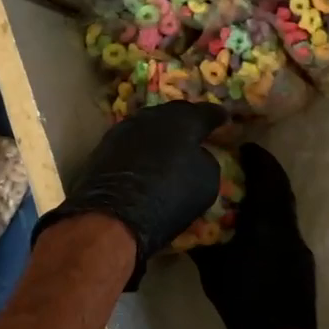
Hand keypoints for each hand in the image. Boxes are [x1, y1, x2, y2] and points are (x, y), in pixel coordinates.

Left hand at [35, 101, 229, 290]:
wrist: (112, 216)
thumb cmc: (169, 196)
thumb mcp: (206, 182)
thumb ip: (206, 160)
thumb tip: (197, 155)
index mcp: (184, 119)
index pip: (206, 112)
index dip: (217, 117)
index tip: (224, 119)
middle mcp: (154, 115)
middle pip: (175, 113)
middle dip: (187, 120)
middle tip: (196, 132)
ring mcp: (125, 129)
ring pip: (150, 124)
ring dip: (161, 133)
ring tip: (169, 146)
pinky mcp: (104, 147)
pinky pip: (131, 141)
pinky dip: (141, 147)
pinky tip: (144, 161)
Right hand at [189, 144, 318, 328]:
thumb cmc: (243, 302)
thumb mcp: (213, 272)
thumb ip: (203, 243)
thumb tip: (185, 222)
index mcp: (266, 221)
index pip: (266, 175)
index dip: (257, 157)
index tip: (242, 147)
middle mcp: (286, 224)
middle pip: (280, 186)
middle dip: (265, 171)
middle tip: (244, 163)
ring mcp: (298, 242)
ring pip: (285, 205)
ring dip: (270, 193)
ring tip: (247, 191)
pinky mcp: (302, 258)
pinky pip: (287, 223)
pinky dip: (274, 214)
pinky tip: (257, 225)